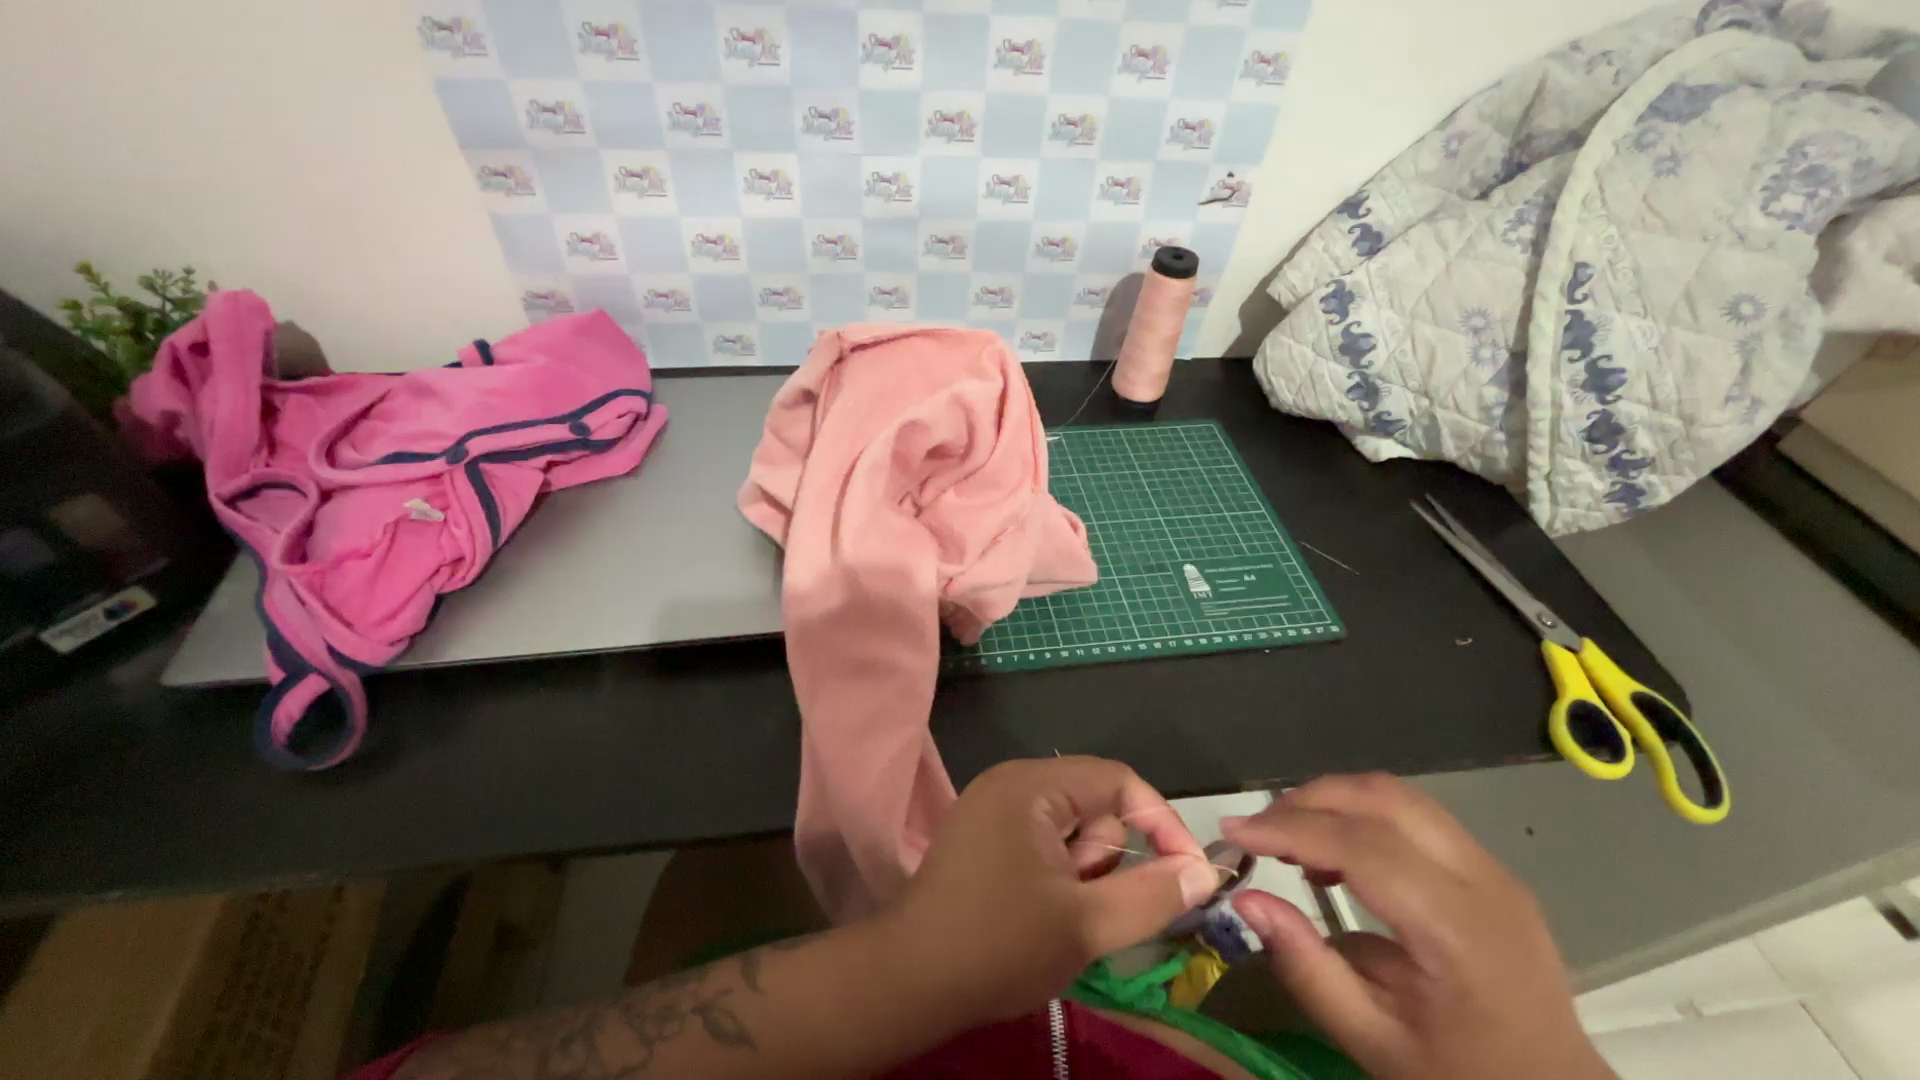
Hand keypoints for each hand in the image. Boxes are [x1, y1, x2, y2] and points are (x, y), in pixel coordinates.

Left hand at [880, 756, 1222, 1028]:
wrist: (910, 981)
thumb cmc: (999, 944)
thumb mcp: (1086, 924)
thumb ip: (1152, 894)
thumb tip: (1205, 871)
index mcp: (1030, 785)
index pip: (1117, 780)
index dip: (1160, 822)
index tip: (1186, 873)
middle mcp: (1010, 784)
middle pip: (1094, 805)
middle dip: (1105, 858)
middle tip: (1085, 905)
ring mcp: (993, 811)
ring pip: (1072, 831)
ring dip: (1083, 874)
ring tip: (1058, 915)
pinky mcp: (984, 840)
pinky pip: (1045, 845)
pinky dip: (1059, 878)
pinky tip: (1039, 915)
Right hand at [1222, 774, 1615, 1079]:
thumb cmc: (1460, 1078)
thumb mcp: (1373, 1041)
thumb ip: (1306, 968)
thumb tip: (1246, 900)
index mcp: (1459, 933)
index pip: (1364, 848)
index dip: (1291, 829)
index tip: (1233, 832)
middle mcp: (1485, 884)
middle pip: (1385, 799)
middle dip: (1309, 800)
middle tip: (1257, 831)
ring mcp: (1495, 871)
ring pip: (1401, 797)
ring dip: (1335, 802)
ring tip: (1289, 840)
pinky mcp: (1492, 870)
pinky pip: (1417, 817)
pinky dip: (1363, 816)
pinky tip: (1336, 857)